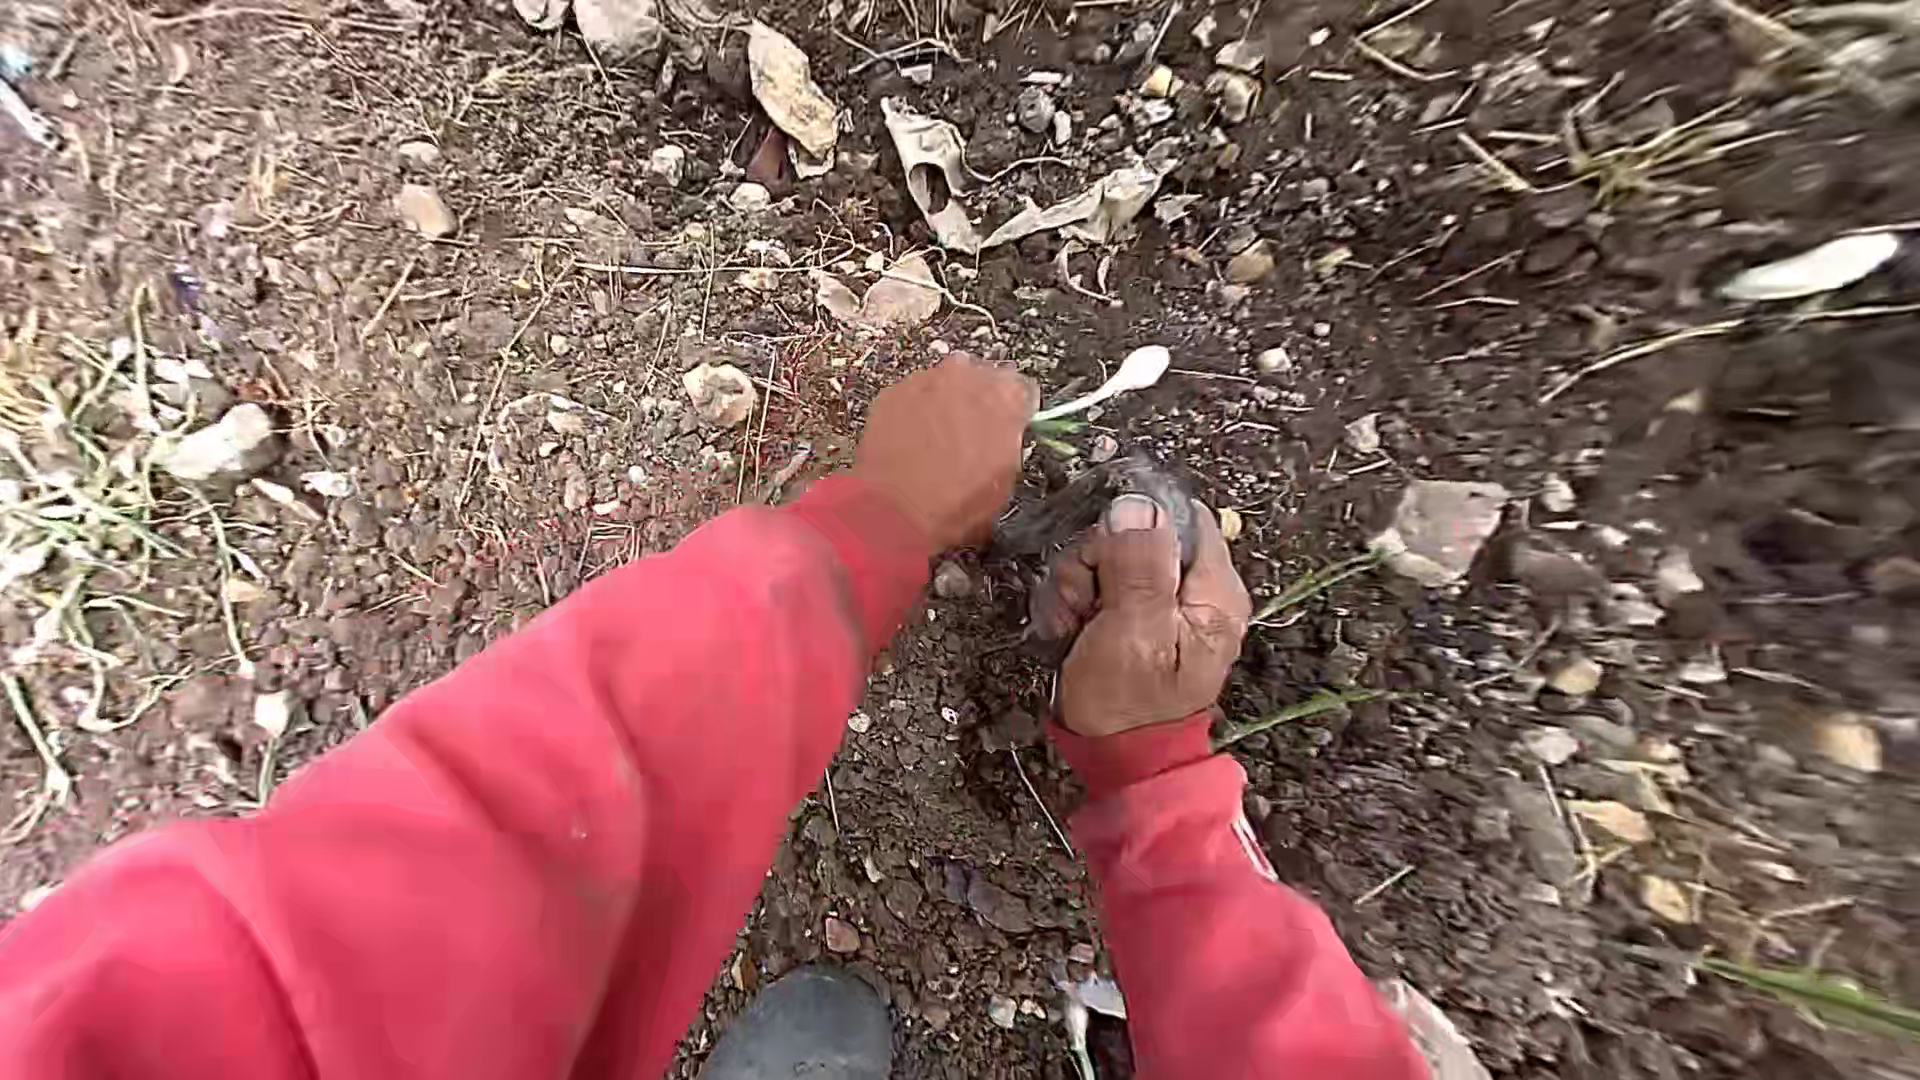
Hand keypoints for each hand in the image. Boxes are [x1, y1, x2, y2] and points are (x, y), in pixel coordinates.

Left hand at [853, 353, 1035, 552]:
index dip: (1011, 410)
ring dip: (943, 403)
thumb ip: (1008, 442)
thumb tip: (1002, 437)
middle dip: (976, 401)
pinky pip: (912, 394)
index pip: (1020, 389)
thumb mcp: (1004, 479)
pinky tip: (910, 439)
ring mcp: (929, 380)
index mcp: (1008, 397)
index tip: (1005, 425)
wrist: (899, 509)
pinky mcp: (894, 391)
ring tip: (936, 438)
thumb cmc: (958, 502)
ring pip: (943, 383)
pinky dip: (913, 411)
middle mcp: (970, 377)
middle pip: (980, 378)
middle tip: (967, 433)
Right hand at [1047, 495, 1249, 736]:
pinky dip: (1073, 599)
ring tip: (1075, 623)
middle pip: (1133, 533)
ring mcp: (1156, 599)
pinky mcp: (1128, 610)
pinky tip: (1070, 627)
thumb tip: (1137, 505)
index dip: (1134, 526)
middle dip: (1095, 561)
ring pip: (1104, 554)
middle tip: (1085, 603)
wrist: (1111, 753)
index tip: (1105, 558)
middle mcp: (1189, 587)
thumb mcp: (1135, 633)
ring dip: (1077, 583)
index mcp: (1212, 590)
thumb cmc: (1127, 700)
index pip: (1178, 518)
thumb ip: (1139, 568)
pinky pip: (1092, 579)